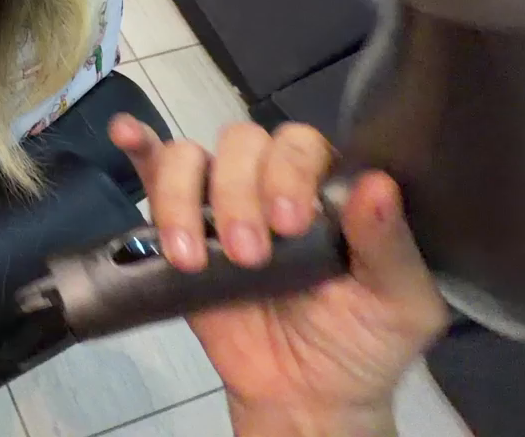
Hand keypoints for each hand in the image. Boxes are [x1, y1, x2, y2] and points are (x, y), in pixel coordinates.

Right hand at [110, 118, 450, 436]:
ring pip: (186, 155)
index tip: (290, 225)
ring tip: (192, 258)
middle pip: (238, 142)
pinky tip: (125, 132)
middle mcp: (264, 178)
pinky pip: (147, 163)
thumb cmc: (358, 344)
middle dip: (237, 196)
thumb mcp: (399, 306)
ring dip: (183, 199)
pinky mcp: (169, 213)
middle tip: (248, 256)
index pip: (299, 144)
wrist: (297, 392)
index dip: (288, 171)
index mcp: (321, 188)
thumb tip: (377, 183)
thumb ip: (388, 246)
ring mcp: (212, 192)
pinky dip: (134, 143)